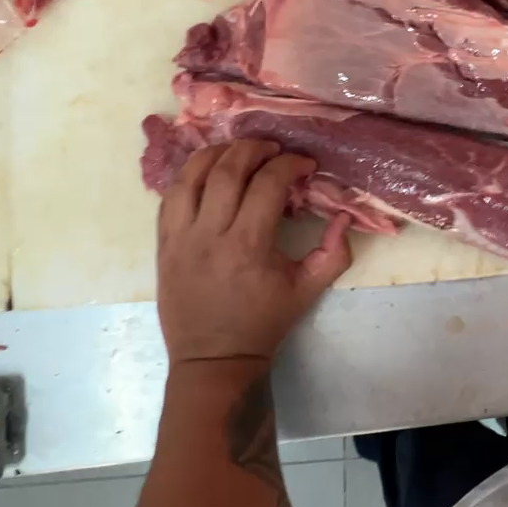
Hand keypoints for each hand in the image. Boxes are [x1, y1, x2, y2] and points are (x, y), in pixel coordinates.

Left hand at [156, 140, 353, 364]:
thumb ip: (335, 253)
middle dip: (253, 149)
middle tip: (273, 149)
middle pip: (227, 170)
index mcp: (248, 246)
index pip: (268, 184)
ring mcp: (180, 238)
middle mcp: (209, 235)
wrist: (213, 357)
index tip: (305, 165)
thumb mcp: (309, 290)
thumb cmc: (264, 322)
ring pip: (190, 176)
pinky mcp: (163, 243)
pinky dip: (190, 175)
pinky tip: (209, 171)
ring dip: (216, 153)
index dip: (289, 164)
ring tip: (238, 150)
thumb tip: (344, 216)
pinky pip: (170, 196)